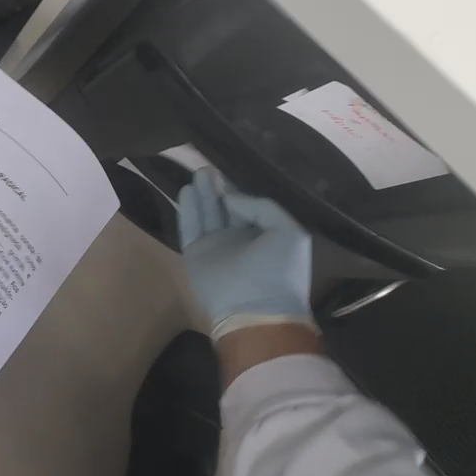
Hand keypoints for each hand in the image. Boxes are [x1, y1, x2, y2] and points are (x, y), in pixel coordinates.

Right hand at [177, 168, 314, 339]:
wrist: (253, 307)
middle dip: (217, 188)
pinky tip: (186, 191)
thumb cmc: (278, 270)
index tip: (228, 173)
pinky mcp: (195, 254)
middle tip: (207, 169)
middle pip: (224, 208)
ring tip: (198, 173)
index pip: (248, 208)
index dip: (238, 191)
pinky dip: (187, 210)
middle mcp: (239, 240)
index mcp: (265, 237)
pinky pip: (189, 227)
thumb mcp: (289, 232)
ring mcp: (215, 247)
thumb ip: (263, 207)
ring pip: (206, 214)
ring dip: (202, 194)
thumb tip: (231, 198)